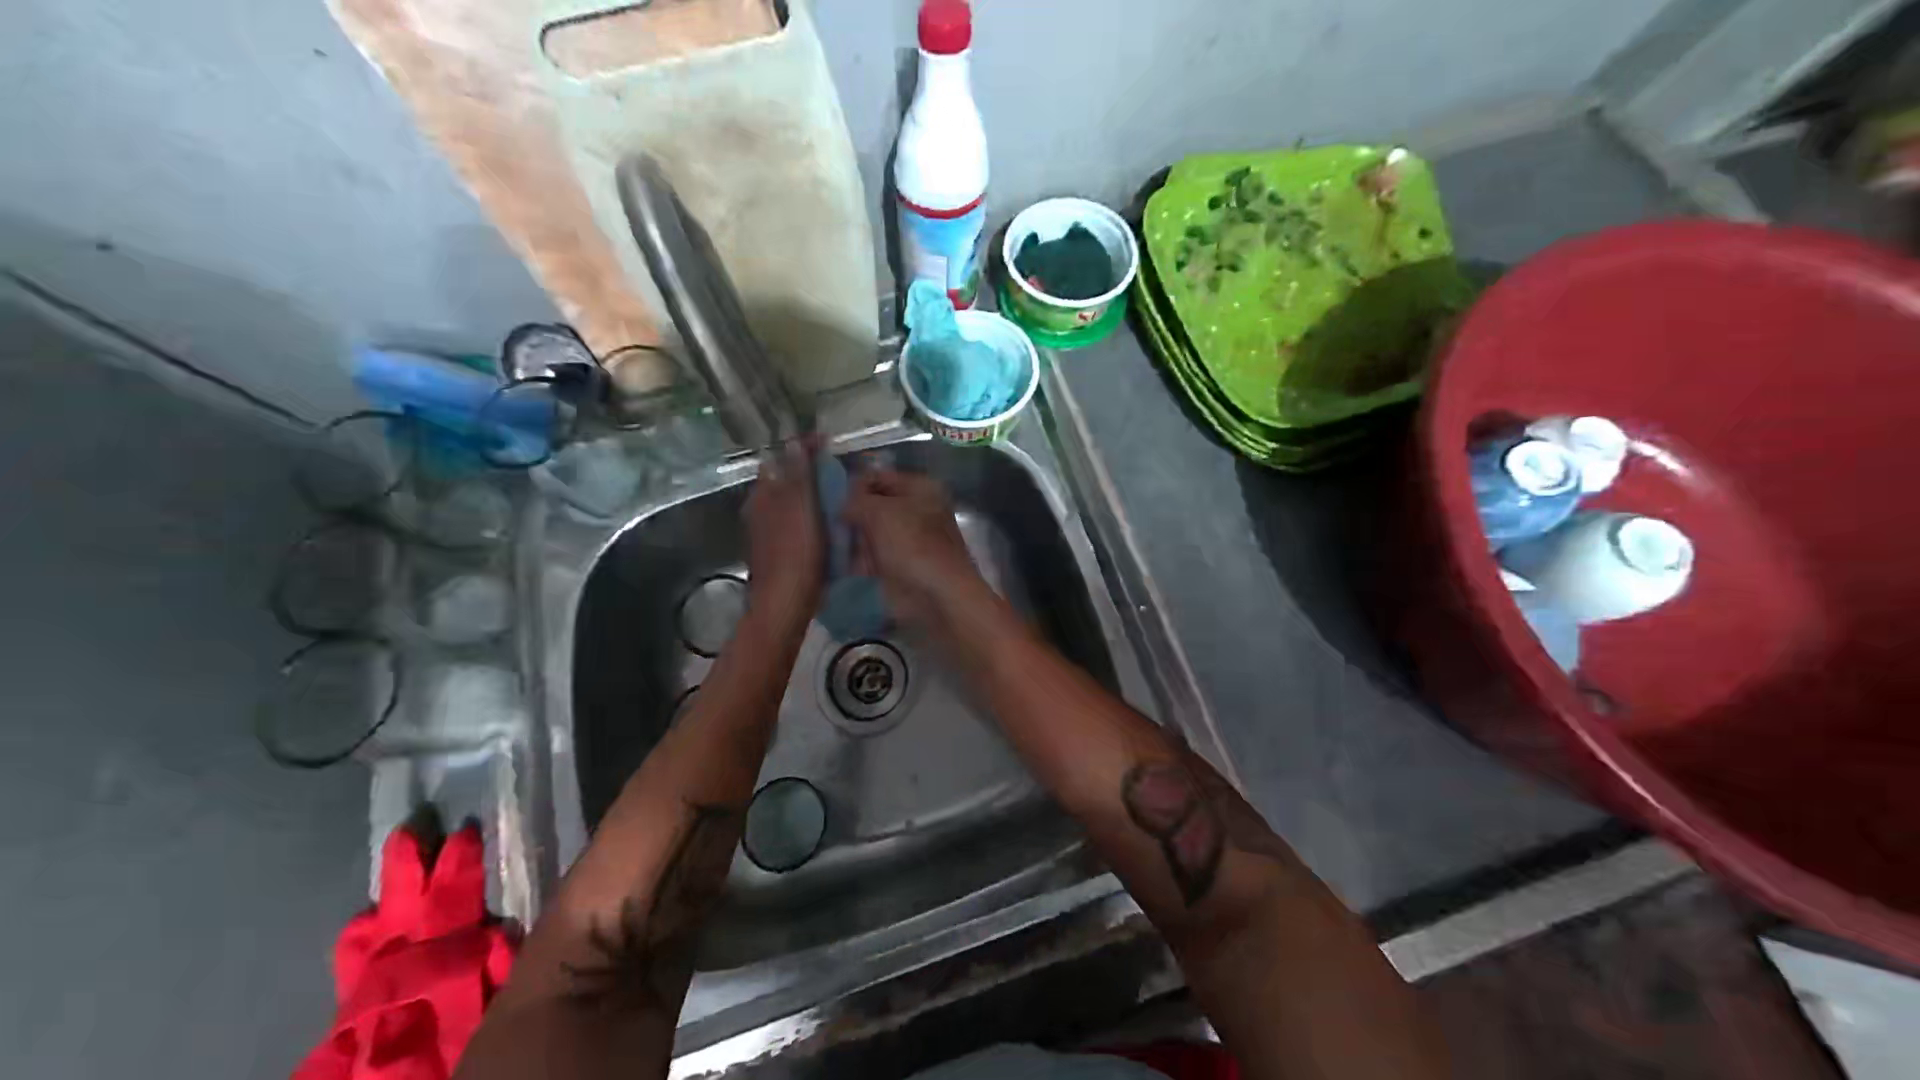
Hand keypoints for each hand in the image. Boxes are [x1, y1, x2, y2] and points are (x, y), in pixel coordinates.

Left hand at [744, 439, 823, 623]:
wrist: (785, 604)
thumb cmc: (796, 554)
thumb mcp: (801, 509)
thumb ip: (798, 475)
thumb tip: (793, 442)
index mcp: (764, 495)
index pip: (781, 457)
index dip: (804, 446)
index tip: (829, 441)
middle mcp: (760, 509)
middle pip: (784, 478)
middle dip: (808, 468)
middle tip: (837, 465)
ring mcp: (768, 531)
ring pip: (790, 500)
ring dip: (810, 492)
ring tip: (838, 490)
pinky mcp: (779, 549)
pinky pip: (796, 521)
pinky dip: (811, 514)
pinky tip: (828, 521)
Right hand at [841, 468, 987, 629]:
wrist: (935, 597)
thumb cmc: (912, 545)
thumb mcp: (880, 511)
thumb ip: (856, 500)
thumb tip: (843, 506)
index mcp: (921, 489)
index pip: (879, 477)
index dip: (854, 485)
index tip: (830, 498)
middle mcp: (916, 512)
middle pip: (873, 507)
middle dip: (851, 516)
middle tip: (826, 524)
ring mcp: (908, 542)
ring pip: (869, 534)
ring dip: (850, 540)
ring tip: (829, 545)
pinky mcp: (899, 568)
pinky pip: (870, 558)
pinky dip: (856, 561)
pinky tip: (837, 564)